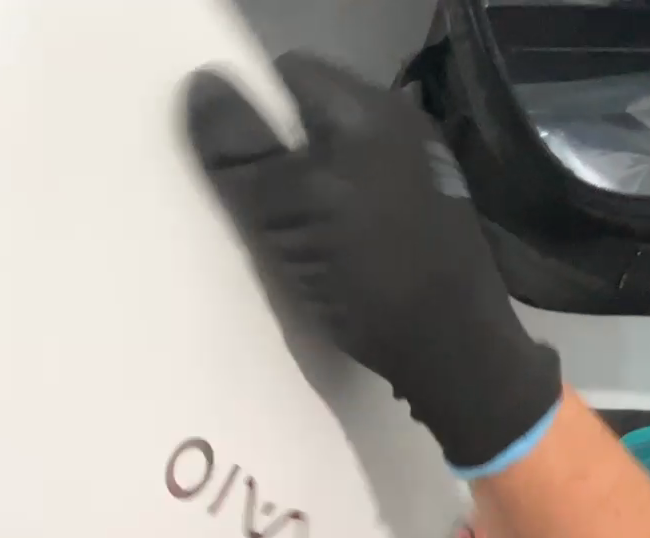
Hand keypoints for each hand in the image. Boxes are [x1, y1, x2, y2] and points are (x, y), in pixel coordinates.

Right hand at [185, 53, 561, 474]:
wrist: (451, 349)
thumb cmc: (369, 278)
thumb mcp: (292, 213)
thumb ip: (244, 151)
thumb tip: (198, 84)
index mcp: (365, 109)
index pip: (285, 75)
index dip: (247, 116)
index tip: (231, 170)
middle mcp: (397, 125)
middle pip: (308, 121)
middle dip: (271, 159)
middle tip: (250, 212)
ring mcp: (415, 171)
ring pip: (331, 163)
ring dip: (299, 193)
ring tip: (283, 241)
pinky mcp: (422, 215)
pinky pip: (356, 197)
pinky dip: (330, 218)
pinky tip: (324, 258)